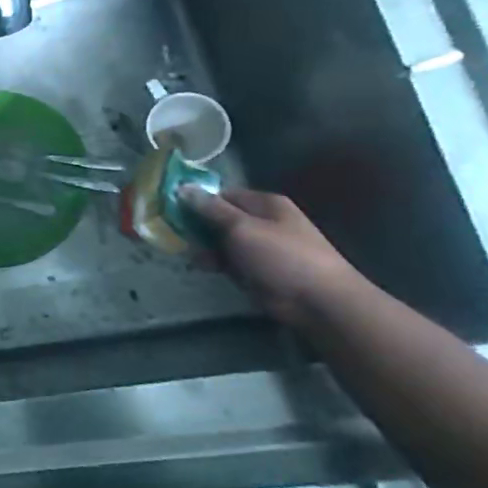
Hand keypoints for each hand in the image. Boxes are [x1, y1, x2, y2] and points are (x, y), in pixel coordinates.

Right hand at [180, 186, 368, 326]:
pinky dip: (213, 261)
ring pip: (219, 240)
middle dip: (197, 226)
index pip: (221, 194)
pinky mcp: (253, 267)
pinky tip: (203, 267)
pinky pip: (226, 259)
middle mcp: (261, 220)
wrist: (316, 299)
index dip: (196, 200)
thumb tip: (183, 188)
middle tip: (176, 236)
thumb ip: (211, 209)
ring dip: (203, 246)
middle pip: (218, 217)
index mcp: (263, 203)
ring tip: (193, 256)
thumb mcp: (241, 228)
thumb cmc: (280, 256)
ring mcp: (258, 245)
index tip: (172, 210)